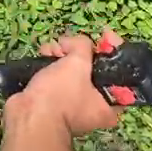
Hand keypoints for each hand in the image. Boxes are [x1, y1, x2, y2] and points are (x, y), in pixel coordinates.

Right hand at [7, 30, 124, 137]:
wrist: (30, 116)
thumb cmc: (60, 95)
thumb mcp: (77, 65)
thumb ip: (83, 46)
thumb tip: (75, 43)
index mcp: (111, 104)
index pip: (121, 71)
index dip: (114, 49)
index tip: (104, 34)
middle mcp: (95, 103)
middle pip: (93, 66)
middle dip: (78, 49)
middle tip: (67, 45)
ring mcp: (73, 100)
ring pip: (72, 67)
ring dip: (61, 52)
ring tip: (49, 50)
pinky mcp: (54, 96)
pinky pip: (58, 73)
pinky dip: (51, 61)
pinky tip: (42, 55)